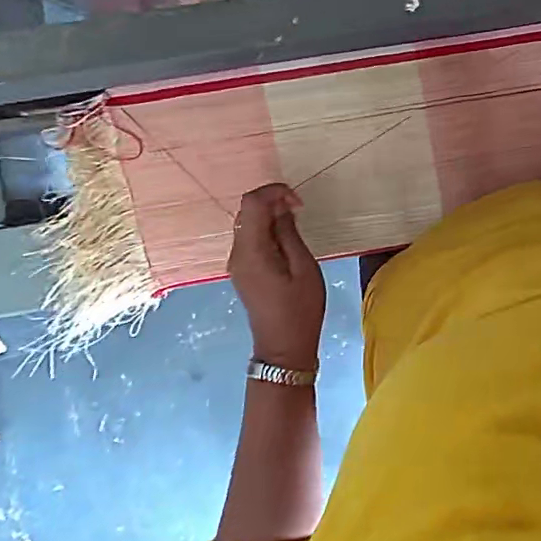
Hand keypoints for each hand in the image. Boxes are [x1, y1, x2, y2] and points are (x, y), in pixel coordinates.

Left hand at [226, 184, 325, 371]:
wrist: (283, 348)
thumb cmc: (300, 310)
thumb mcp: (304, 269)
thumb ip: (289, 235)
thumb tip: (282, 210)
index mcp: (251, 251)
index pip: (252, 203)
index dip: (274, 193)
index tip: (298, 203)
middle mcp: (237, 254)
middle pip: (245, 211)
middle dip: (272, 201)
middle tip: (299, 211)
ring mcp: (236, 263)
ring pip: (246, 223)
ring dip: (268, 215)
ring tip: (295, 223)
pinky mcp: (242, 271)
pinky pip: (249, 239)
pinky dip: (265, 230)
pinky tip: (285, 240)